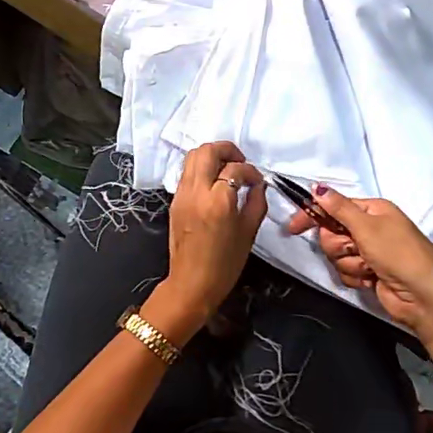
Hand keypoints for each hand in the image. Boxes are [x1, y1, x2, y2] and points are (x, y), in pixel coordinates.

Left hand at [147, 141, 266, 340]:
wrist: (191, 282)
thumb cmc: (225, 263)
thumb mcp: (249, 232)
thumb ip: (256, 202)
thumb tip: (258, 184)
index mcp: (218, 201)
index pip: (235, 168)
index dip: (250, 171)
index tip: (257, 181)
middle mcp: (196, 192)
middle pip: (206, 151)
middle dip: (227, 150)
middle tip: (240, 163)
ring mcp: (181, 195)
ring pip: (192, 157)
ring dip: (211, 157)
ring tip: (227, 170)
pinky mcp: (174, 201)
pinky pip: (186, 174)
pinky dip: (201, 170)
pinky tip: (214, 184)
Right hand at [288, 187, 432, 335]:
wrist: (424, 296)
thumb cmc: (399, 254)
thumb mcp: (368, 226)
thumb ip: (338, 208)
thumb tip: (317, 187)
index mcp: (372, 210)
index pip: (332, 206)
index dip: (312, 216)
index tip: (293, 228)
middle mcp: (369, 228)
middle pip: (330, 232)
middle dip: (338, 245)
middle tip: (355, 249)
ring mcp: (368, 252)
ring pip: (336, 254)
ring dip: (349, 263)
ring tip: (369, 268)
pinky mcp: (367, 273)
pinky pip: (344, 271)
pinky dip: (355, 276)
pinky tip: (371, 280)